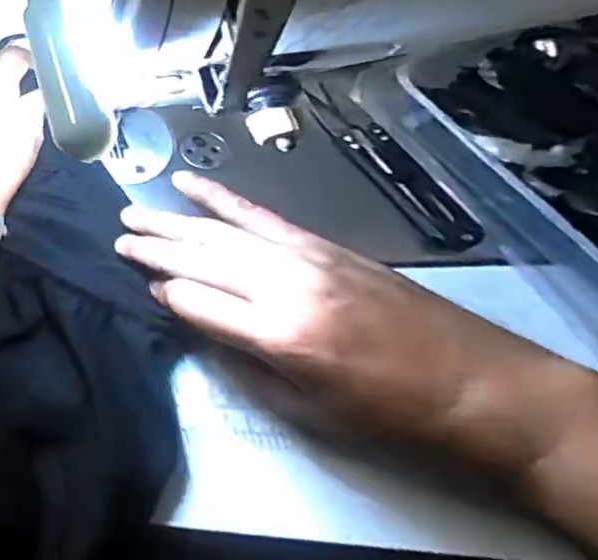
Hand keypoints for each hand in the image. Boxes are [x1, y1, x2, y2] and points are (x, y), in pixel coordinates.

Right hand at [116, 172, 597, 476]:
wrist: (481, 384)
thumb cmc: (395, 415)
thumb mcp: (315, 413)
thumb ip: (250, 365)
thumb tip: (203, 327)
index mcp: (281, 336)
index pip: (200, 304)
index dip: (166, 294)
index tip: (141, 286)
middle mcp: (284, 285)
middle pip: (203, 258)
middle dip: (155, 248)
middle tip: (117, 238)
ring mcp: (302, 256)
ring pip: (220, 230)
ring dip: (173, 220)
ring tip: (135, 213)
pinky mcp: (319, 242)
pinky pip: (258, 213)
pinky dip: (220, 196)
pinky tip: (190, 183)